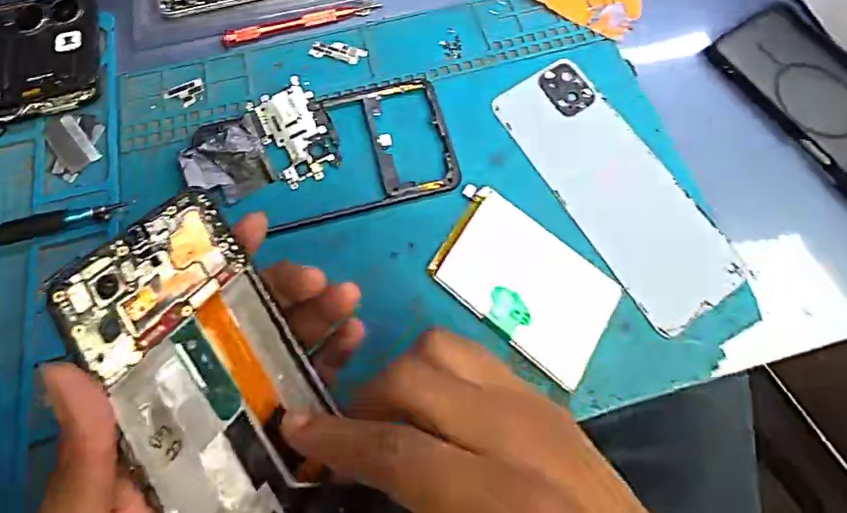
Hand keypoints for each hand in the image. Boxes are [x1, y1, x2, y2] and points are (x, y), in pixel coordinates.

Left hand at [38, 211, 365, 512]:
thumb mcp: (87, 501)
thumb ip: (84, 450)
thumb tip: (58, 371)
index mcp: (154, 392)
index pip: (186, 315)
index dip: (218, 263)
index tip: (253, 225)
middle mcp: (202, 390)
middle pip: (245, 323)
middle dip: (283, 287)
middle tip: (315, 276)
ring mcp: (242, 420)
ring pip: (283, 350)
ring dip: (317, 316)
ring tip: (345, 298)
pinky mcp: (277, 454)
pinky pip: (310, 398)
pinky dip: (333, 362)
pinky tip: (353, 338)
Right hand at [279, 329, 646, 512]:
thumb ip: (413, 502)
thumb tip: (361, 474)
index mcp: (504, 495)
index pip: (399, 452)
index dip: (338, 442)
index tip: (297, 431)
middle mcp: (521, 435)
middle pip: (416, 379)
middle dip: (366, 400)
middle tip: (345, 434)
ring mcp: (540, 407)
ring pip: (446, 349)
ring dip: (404, 373)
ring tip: (390, 414)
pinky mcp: (550, 401)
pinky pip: (478, 359)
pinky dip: (441, 374)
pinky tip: (437, 410)